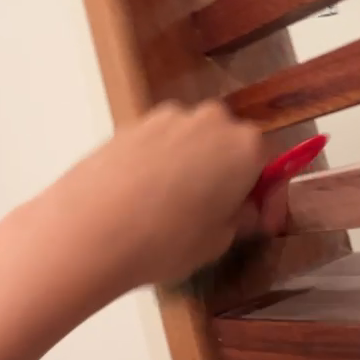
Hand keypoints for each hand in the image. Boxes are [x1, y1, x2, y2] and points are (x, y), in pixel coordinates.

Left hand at [29, 100, 267, 293]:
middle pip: (234, 147)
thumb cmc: (165, 240)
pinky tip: (147, 199)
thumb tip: (242, 210)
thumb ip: (240, 219)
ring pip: (197, 143)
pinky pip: (163, 144)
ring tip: (177, 211)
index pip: (273, 164)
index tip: (264, 223)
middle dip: (234, 178)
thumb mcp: (217, 242)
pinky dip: (165, 165)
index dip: (271, 197)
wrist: (87, 229)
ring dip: (198, 169)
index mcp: (245, 145)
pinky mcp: (134, 123)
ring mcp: (170, 117)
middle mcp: (213, 120)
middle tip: (222, 216)